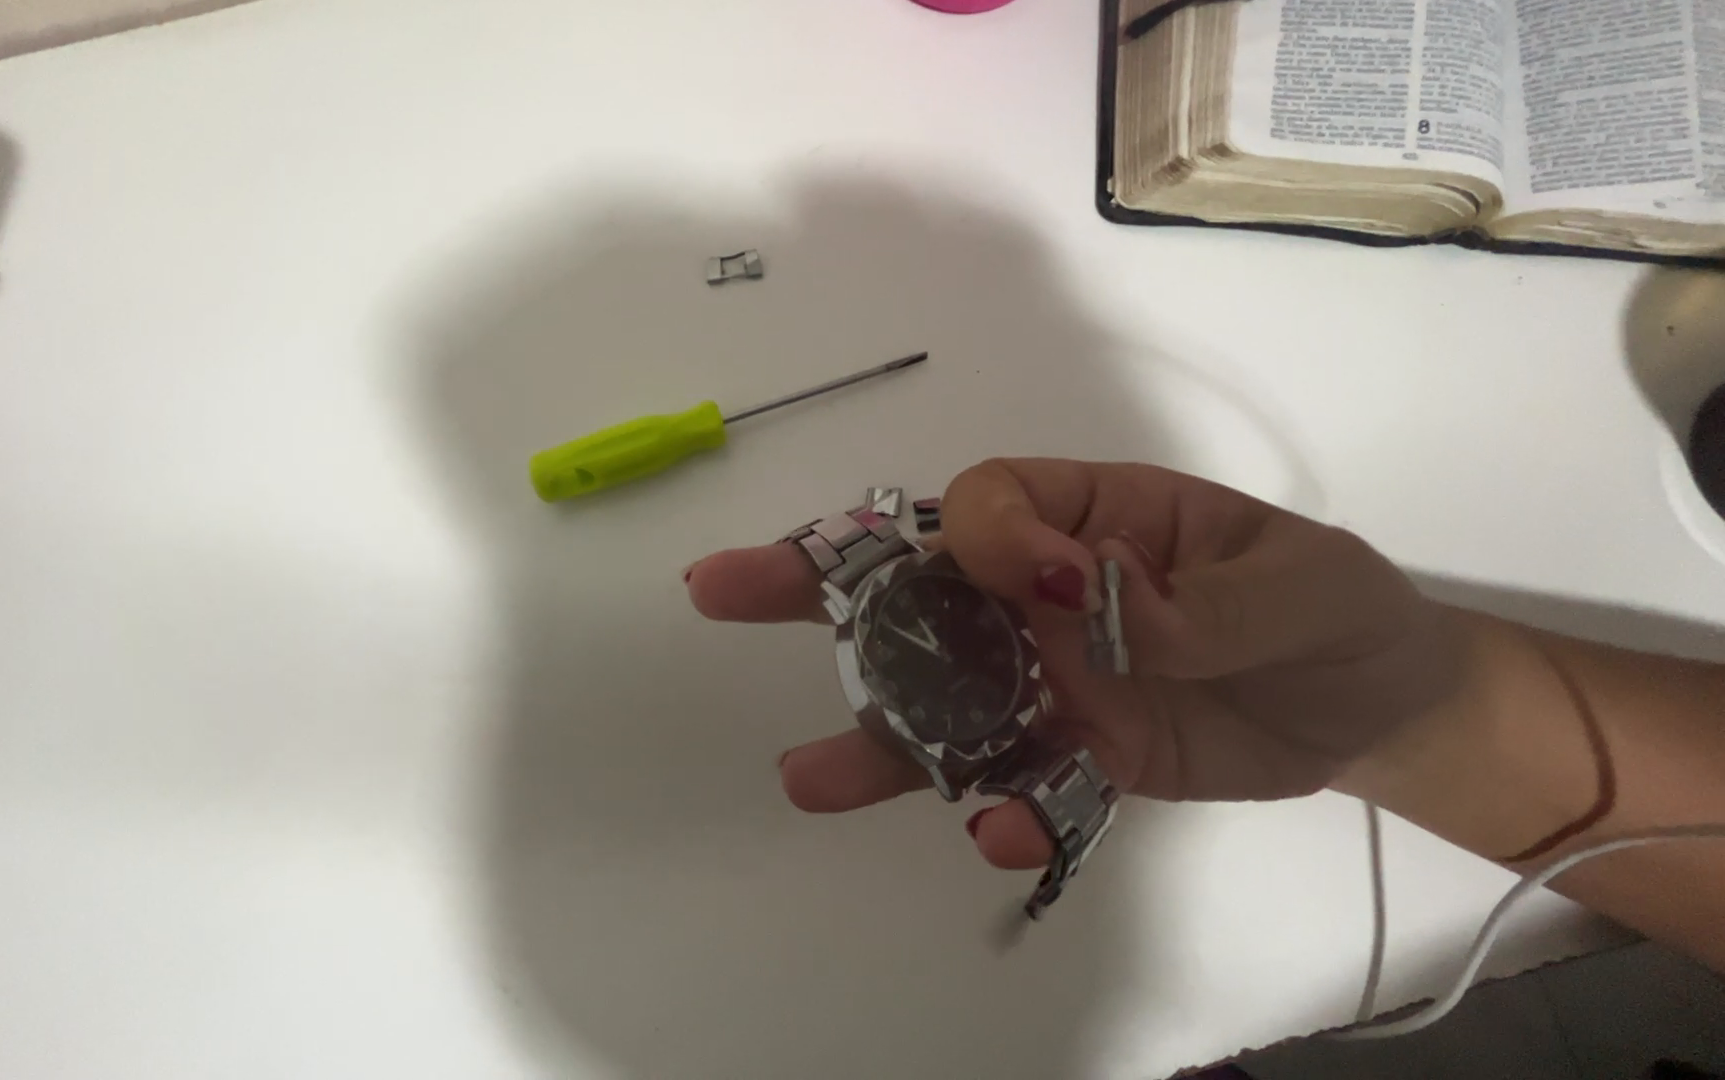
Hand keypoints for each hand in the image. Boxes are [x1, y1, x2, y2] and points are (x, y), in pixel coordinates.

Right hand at [687, 459, 1461, 871]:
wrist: (1366, 709)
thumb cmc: (1325, 611)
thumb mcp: (1292, 584)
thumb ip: (1191, 599)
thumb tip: (1083, 603)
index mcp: (1080, 518)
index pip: (984, 503)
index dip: (980, 535)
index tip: (1025, 579)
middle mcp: (1030, 594)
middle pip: (908, 581)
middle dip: (813, 582)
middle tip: (718, 587)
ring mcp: (1037, 678)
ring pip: (934, 694)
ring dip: (872, 733)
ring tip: (803, 775)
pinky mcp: (1064, 753)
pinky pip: (1006, 775)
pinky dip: (994, 805)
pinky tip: (989, 829)